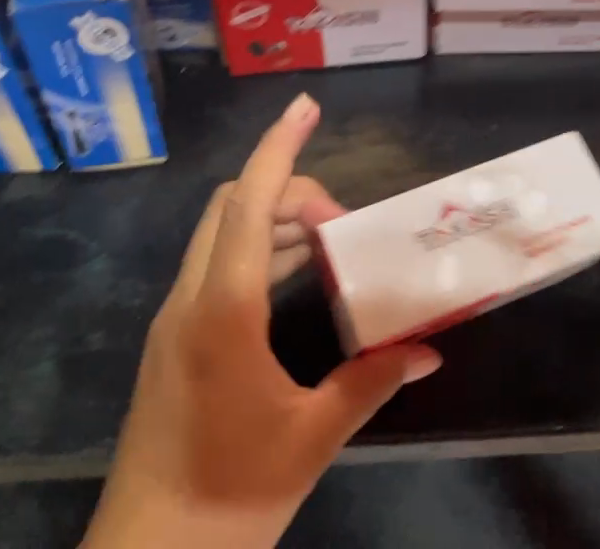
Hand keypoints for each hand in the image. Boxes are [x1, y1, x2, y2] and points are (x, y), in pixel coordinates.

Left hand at [83, 94, 441, 548]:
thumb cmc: (235, 492)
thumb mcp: (313, 436)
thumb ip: (371, 381)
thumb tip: (429, 351)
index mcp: (225, 309)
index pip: (250, 203)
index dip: (279, 148)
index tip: (305, 107)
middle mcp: (190, 298)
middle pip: (232, 206)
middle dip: (286, 188)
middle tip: (341, 220)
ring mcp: (174, 317)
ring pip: (219, 235)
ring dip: (270, 221)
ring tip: (327, 244)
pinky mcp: (170, 338)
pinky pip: (213, 267)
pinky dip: (253, 251)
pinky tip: (292, 280)